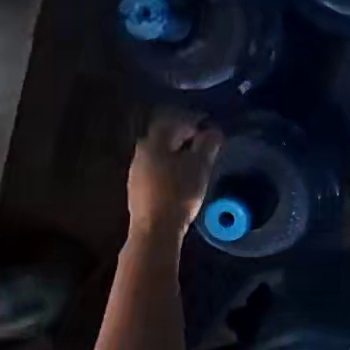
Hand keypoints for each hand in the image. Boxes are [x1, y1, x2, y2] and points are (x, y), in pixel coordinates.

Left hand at [128, 109, 222, 239]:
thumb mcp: (200, 166)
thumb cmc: (179, 193)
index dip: (193, 120)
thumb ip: (207, 145)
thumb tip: (213, 131)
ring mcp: (136, 171)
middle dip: (184, 135)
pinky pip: (156, 168)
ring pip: (159, 153)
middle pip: (164, 136)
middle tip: (202, 139)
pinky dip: (169, 166)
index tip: (208, 123)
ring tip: (194, 159)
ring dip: (176, 151)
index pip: (174, 121)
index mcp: (155, 142)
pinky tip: (180, 176)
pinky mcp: (137, 188)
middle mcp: (141, 152)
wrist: (155, 229)